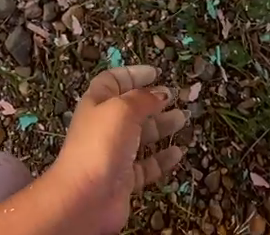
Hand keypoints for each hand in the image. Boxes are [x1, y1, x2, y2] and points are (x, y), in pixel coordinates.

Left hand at [39, 66, 188, 234]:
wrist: (86, 196)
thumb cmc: (101, 143)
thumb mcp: (122, 109)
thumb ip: (143, 99)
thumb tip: (161, 93)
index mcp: (98, 102)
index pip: (115, 80)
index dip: (134, 74)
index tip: (156, 73)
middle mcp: (105, 125)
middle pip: (132, 108)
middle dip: (153, 101)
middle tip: (176, 98)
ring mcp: (115, 153)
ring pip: (142, 136)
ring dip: (162, 126)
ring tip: (183, 119)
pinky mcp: (125, 178)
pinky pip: (147, 165)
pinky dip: (162, 158)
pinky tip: (177, 153)